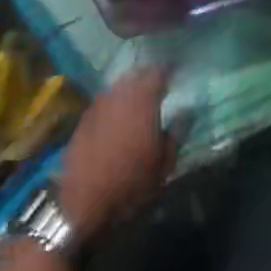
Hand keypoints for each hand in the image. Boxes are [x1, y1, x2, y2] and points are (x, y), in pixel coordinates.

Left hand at [58, 65, 174, 236]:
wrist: (82, 202)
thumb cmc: (131, 185)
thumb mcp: (164, 166)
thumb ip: (177, 134)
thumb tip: (187, 112)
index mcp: (144, 100)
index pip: (159, 71)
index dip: (169, 69)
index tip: (178, 71)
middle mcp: (120, 94)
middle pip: (137, 74)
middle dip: (149, 76)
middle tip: (161, 84)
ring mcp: (99, 103)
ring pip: (120, 85)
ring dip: (131, 88)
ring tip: (141, 99)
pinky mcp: (85, 116)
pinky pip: (106, 99)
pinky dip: (116, 101)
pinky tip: (120, 115)